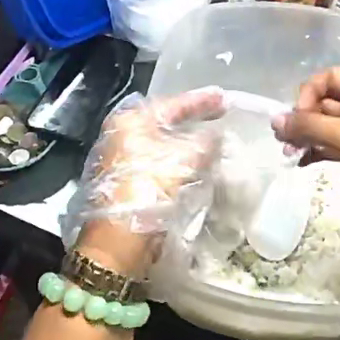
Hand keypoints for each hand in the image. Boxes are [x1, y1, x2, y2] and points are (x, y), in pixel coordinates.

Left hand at [67, 90, 225, 271]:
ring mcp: (119, 157)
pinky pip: (156, 158)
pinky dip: (175, 156)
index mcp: (130, 122)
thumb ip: (205, 143)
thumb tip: (217, 136)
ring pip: (159, 141)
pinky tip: (192, 159)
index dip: (200, 100)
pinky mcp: (123, 179)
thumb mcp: (183, 162)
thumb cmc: (147, 190)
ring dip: (184, 139)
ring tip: (210, 134)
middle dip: (191, 117)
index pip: (171, 104)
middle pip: (163, 120)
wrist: (116, 241)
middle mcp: (120, 134)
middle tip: (219, 112)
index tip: (224, 97)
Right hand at [272, 68, 339, 217]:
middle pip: (327, 101)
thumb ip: (306, 126)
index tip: (298, 116)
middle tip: (284, 139)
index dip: (310, 91)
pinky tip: (301, 162)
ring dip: (307, 136)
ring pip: (327, 125)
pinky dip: (316, 150)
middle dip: (304, 118)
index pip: (331, 76)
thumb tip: (274, 121)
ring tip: (289, 152)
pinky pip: (332, 145)